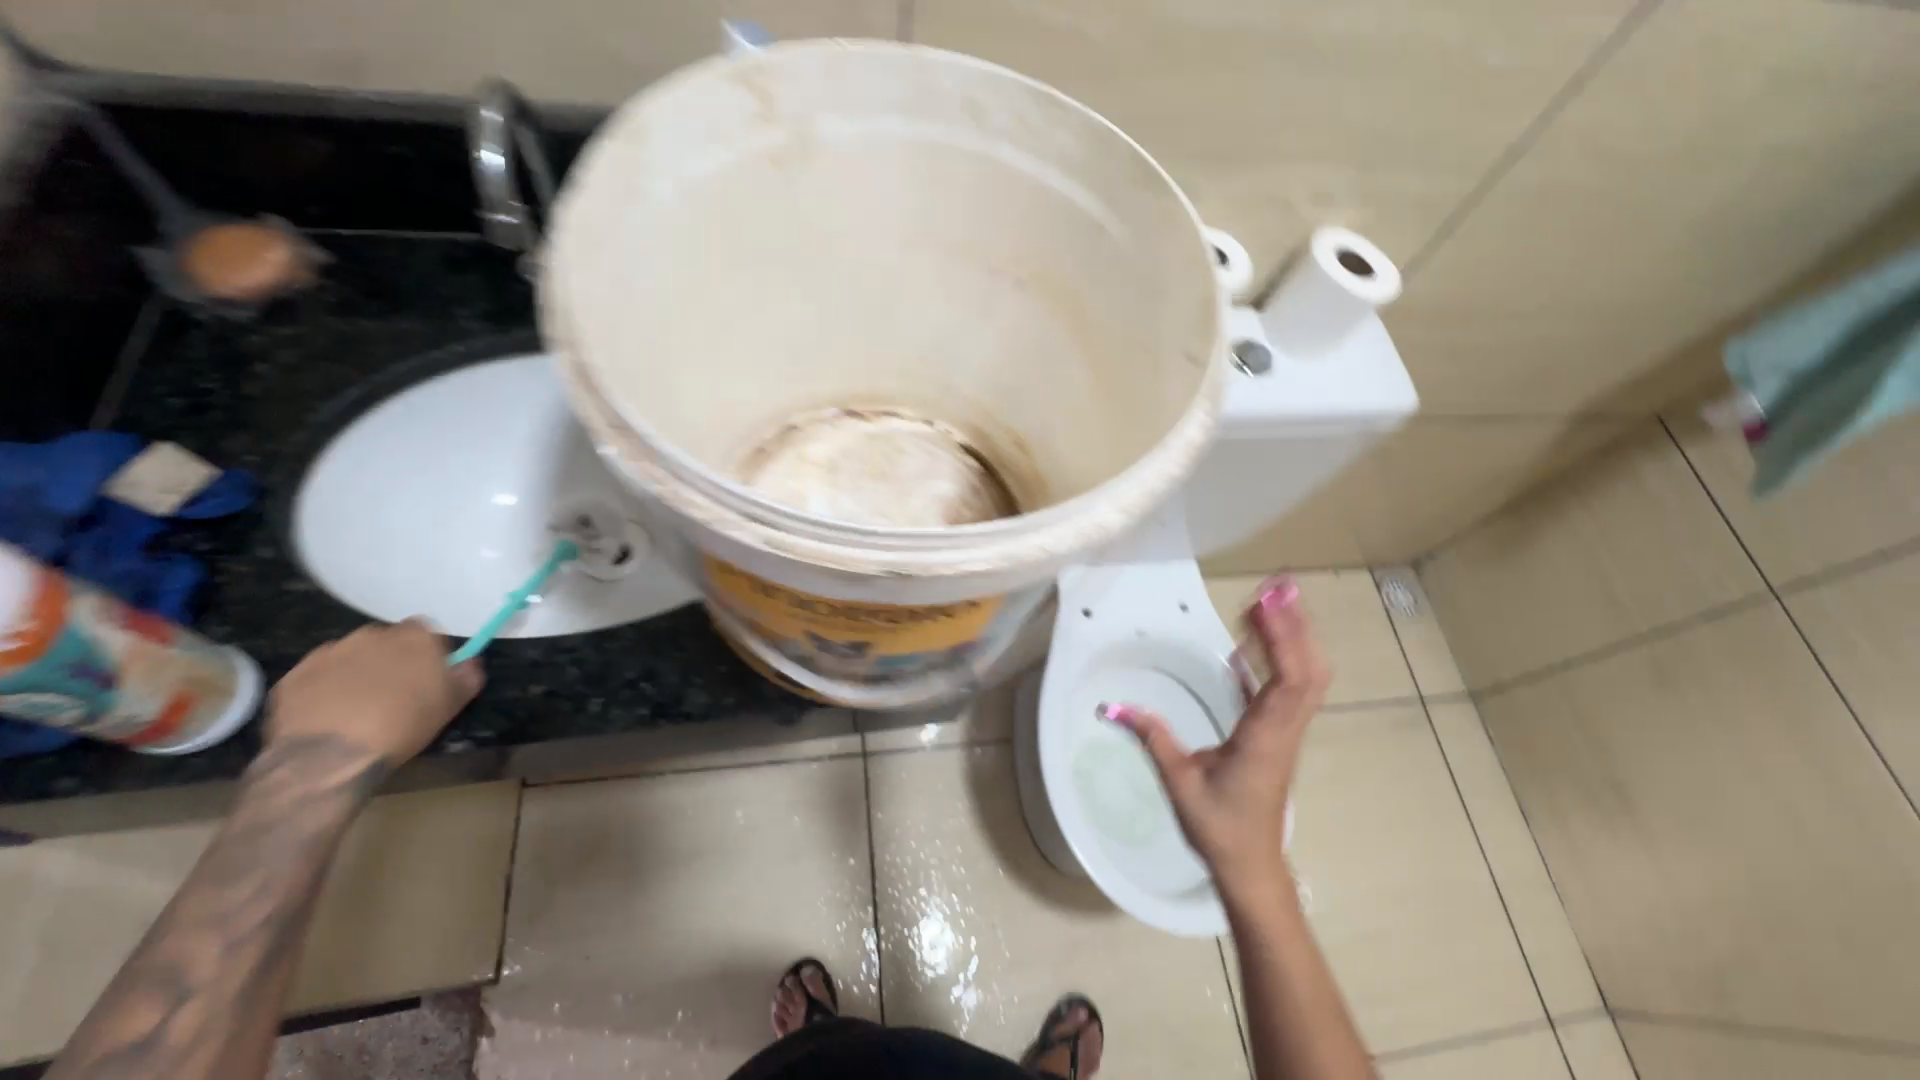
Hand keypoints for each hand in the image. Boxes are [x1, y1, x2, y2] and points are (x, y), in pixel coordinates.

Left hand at [266, 618, 484, 768]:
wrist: (331, 755)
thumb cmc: (403, 726)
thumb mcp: (451, 706)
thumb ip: (466, 677)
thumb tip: (469, 663)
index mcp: (415, 638)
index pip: (426, 631)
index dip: (426, 653)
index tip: (426, 677)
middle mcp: (372, 635)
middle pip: (386, 641)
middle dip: (389, 661)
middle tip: (393, 694)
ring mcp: (330, 652)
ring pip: (350, 656)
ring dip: (356, 673)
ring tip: (357, 708)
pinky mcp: (296, 674)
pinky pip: (317, 676)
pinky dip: (324, 689)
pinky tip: (328, 716)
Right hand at [1103, 576, 1326, 902]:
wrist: (1252, 865)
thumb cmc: (1219, 826)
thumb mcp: (1180, 781)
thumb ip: (1151, 738)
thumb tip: (1112, 706)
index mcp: (1265, 737)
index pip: (1287, 679)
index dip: (1282, 637)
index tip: (1265, 601)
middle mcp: (1284, 728)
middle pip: (1308, 668)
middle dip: (1296, 624)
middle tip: (1279, 585)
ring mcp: (1286, 731)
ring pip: (1305, 676)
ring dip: (1293, 637)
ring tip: (1271, 601)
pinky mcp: (1278, 735)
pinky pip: (1287, 689)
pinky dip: (1277, 659)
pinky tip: (1250, 643)